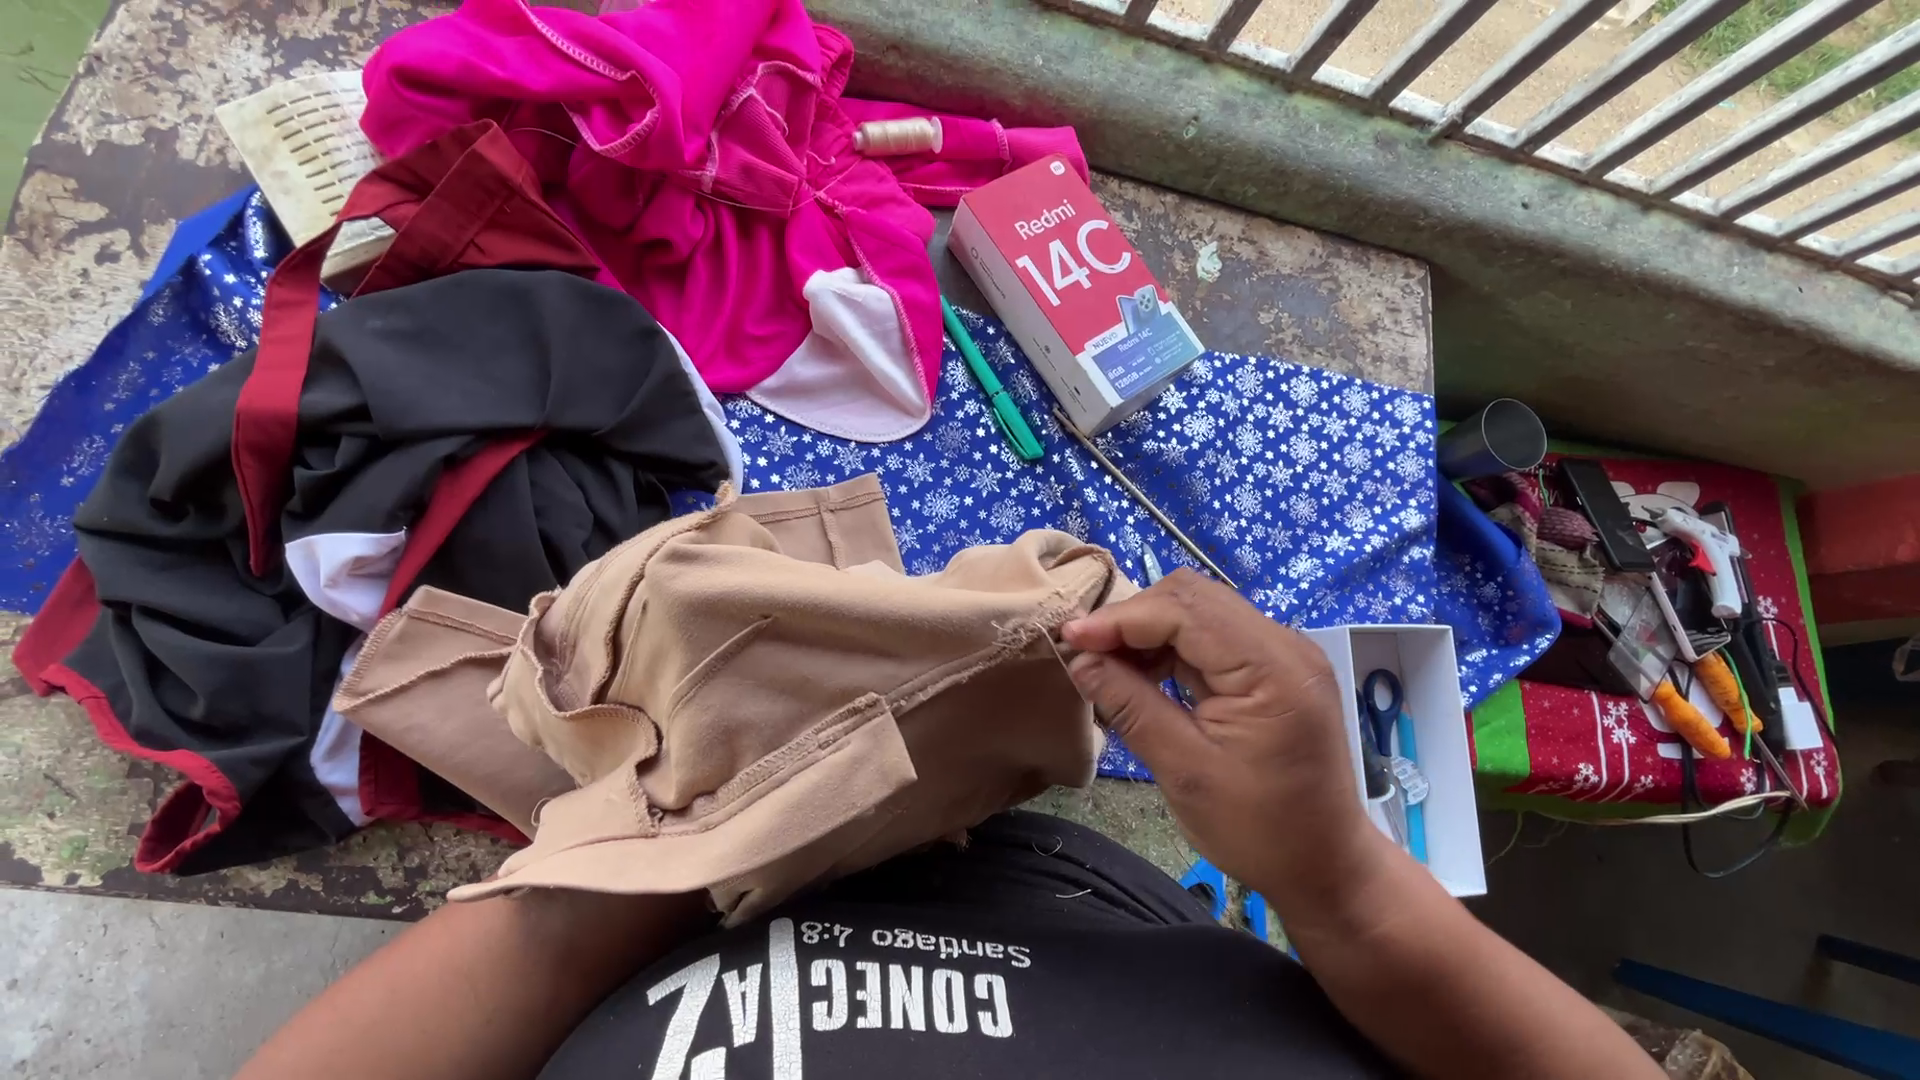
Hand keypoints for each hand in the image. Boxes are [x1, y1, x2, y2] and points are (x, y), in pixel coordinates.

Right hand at [1060, 569, 1380, 909]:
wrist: (1325, 866)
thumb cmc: (1259, 830)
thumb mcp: (1184, 770)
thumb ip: (1131, 706)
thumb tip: (1079, 660)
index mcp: (1274, 668)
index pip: (1185, 611)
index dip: (1121, 619)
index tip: (1069, 638)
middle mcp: (1284, 644)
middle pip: (1193, 597)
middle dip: (1132, 617)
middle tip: (1086, 652)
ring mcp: (1282, 653)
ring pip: (1199, 609)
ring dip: (1147, 629)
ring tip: (1107, 664)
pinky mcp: (1272, 667)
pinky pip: (1211, 634)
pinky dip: (1169, 645)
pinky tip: (1142, 672)